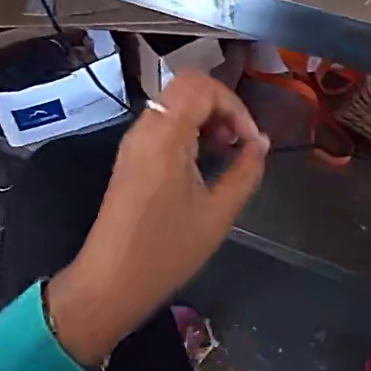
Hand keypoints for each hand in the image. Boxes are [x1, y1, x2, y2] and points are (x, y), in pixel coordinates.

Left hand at [45, 76, 270, 366]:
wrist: (110, 284)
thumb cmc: (166, 251)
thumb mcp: (218, 213)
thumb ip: (246, 171)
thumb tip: (260, 143)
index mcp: (165, 136)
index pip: (204, 88)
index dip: (236, 106)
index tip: (252, 141)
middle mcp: (145, 128)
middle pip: (188, 86)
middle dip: (221, 105)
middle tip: (238, 140)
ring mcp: (134, 141)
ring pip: (175, 101)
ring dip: (206, 115)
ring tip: (224, 151)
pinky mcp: (131, 155)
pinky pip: (164, 121)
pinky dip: (189, 128)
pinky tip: (203, 160)